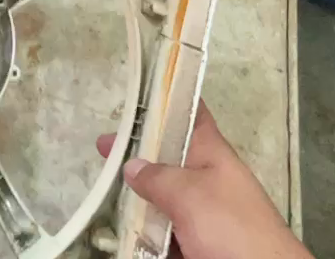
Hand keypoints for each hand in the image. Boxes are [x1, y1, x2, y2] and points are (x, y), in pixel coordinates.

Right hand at [97, 103, 309, 258]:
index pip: (189, 111)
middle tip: (103, 148)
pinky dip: (146, 230)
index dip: (165, 97)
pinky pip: (166, 231)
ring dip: (138, 196)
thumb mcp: (190, 194)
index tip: (137, 91)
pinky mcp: (199, 246)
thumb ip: (157, 177)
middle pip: (166, 156)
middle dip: (136, 153)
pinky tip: (123, 228)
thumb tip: (131, 165)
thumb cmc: (232, 228)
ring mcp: (203, 214)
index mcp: (211, 151)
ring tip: (105, 191)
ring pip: (164, 197)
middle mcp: (206, 178)